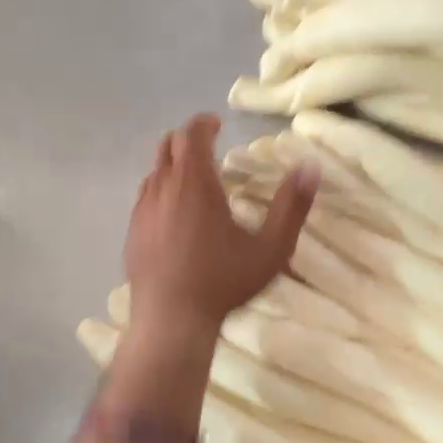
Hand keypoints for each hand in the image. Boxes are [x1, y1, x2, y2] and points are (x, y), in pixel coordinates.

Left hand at [124, 114, 316, 336]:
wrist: (172, 318)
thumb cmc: (224, 281)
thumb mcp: (271, 248)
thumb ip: (291, 206)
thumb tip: (310, 167)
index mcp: (195, 184)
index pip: (191, 135)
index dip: (203, 124)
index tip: (217, 124)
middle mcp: (163, 188)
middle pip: (168, 147)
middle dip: (187, 140)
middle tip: (208, 147)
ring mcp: (142, 211)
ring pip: (154, 172)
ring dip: (173, 166)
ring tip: (193, 179)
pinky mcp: (132, 233)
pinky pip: (145, 198)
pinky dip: (161, 192)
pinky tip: (175, 214)